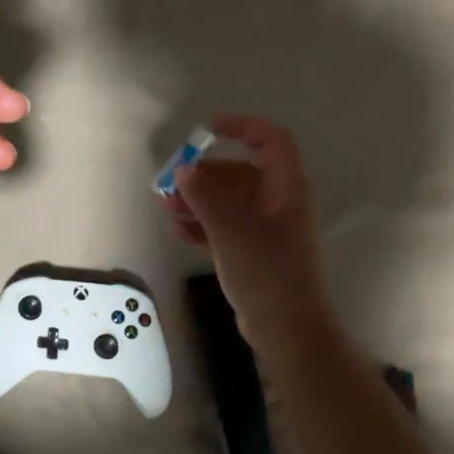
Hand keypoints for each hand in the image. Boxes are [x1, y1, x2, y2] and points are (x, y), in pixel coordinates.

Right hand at [162, 115, 331, 357]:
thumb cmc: (266, 271)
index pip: (271, 141)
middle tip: (170, 185)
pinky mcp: (253, 252)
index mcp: (285, 189)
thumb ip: (205, 195)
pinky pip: (225, 225)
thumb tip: (183, 170)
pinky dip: (203, 224)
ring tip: (168, 210)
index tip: (208, 128)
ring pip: (228, 201)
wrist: (286, 327)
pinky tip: (180, 232)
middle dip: (204, 174)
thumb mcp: (230, 228)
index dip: (242, 127)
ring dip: (197, 200)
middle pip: (239, 173)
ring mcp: (266, 229)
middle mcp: (278, 203)